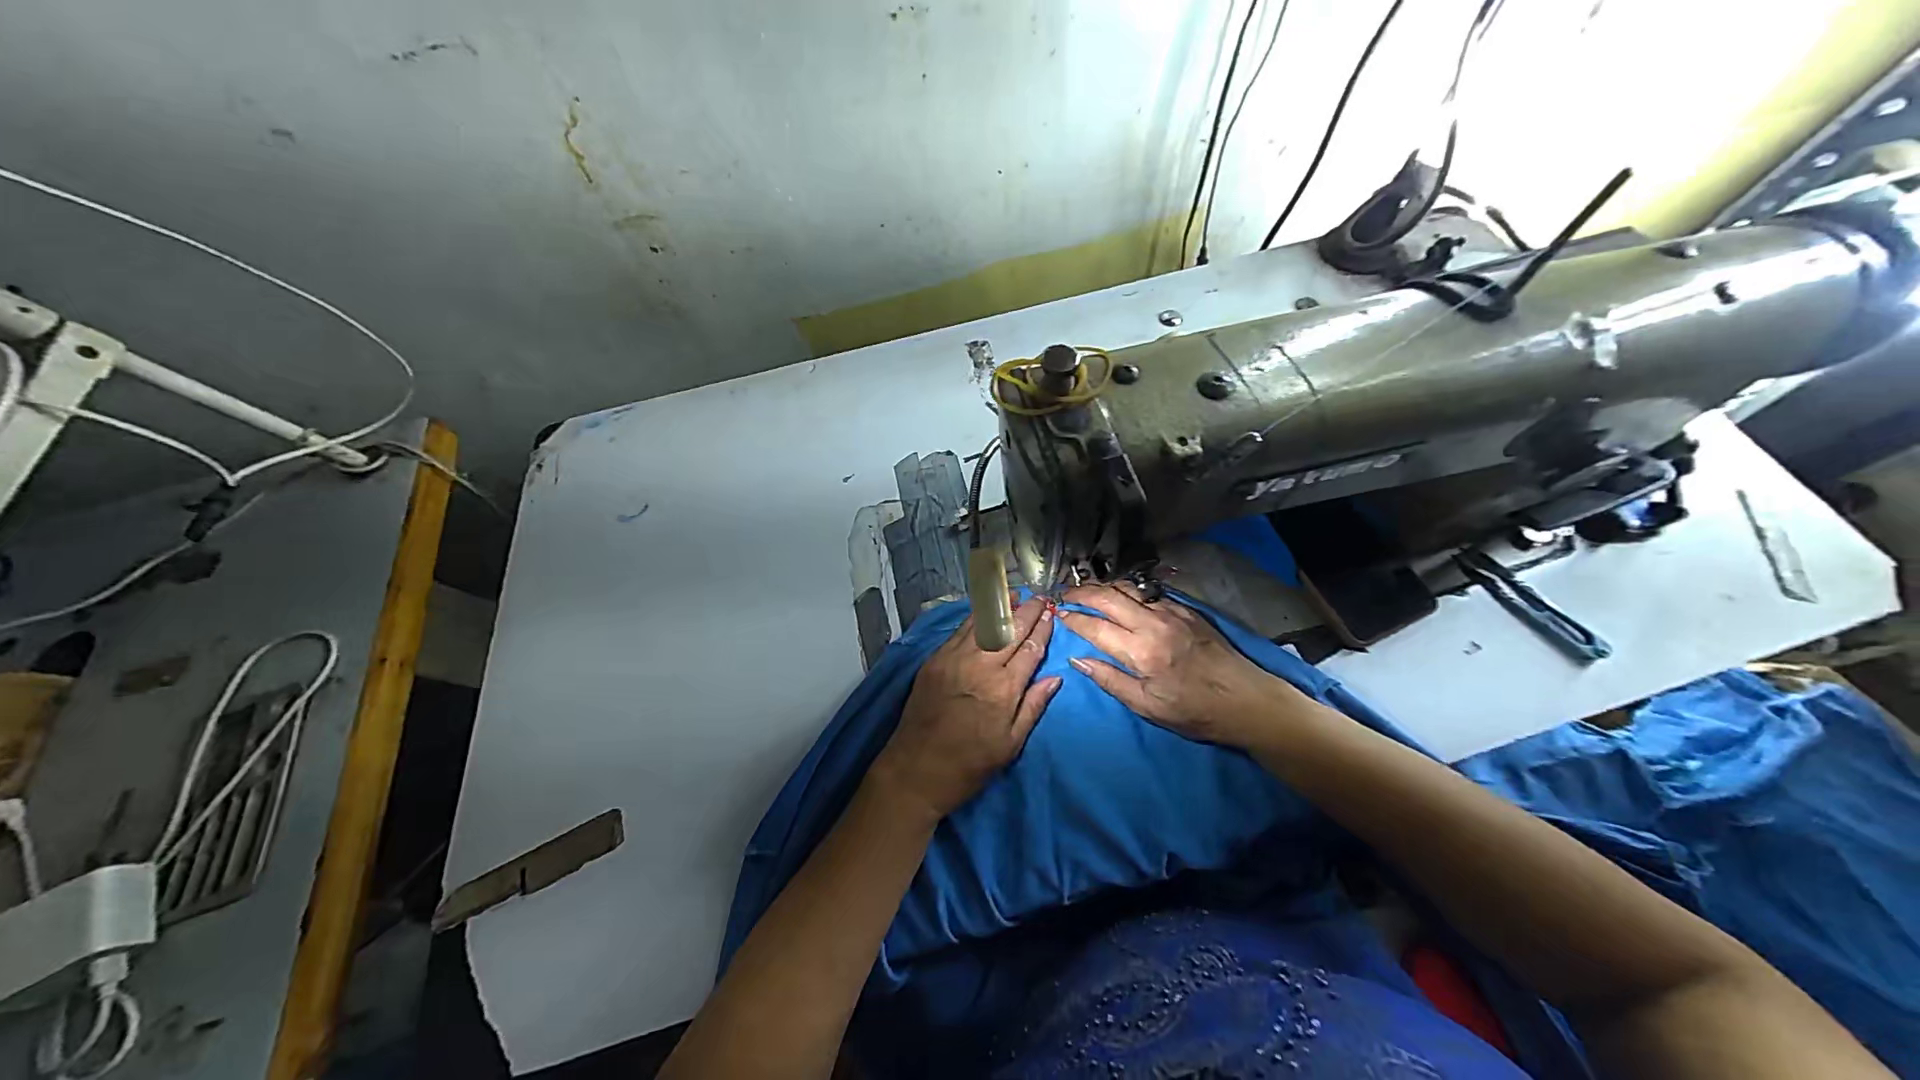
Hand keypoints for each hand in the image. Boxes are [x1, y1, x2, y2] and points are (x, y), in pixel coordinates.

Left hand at [869, 596, 1062, 821]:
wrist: (916, 770)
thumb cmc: (969, 765)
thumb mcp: (1011, 744)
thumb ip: (1033, 707)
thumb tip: (1055, 678)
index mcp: (1004, 689)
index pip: (1030, 649)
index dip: (1043, 629)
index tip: (1052, 614)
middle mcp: (981, 666)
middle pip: (1010, 630)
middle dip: (1028, 611)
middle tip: (1040, 597)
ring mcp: (954, 659)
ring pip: (984, 624)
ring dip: (1002, 607)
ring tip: (1015, 594)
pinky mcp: (935, 660)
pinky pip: (960, 631)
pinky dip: (976, 618)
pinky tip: (986, 611)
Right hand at [1059, 583, 1308, 749]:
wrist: (1246, 700)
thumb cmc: (1194, 711)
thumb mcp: (1148, 706)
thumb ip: (1110, 681)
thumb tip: (1079, 661)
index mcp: (1141, 651)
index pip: (1095, 627)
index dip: (1073, 619)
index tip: (1058, 615)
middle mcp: (1154, 624)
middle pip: (1108, 597)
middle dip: (1082, 593)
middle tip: (1064, 594)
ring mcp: (1172, 613)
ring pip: (1128, 589)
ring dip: (1104, 587)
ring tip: (1086, 590)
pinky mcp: (1186, 610)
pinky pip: (1149, 593)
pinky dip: (1128, 591)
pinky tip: (1121, 595)